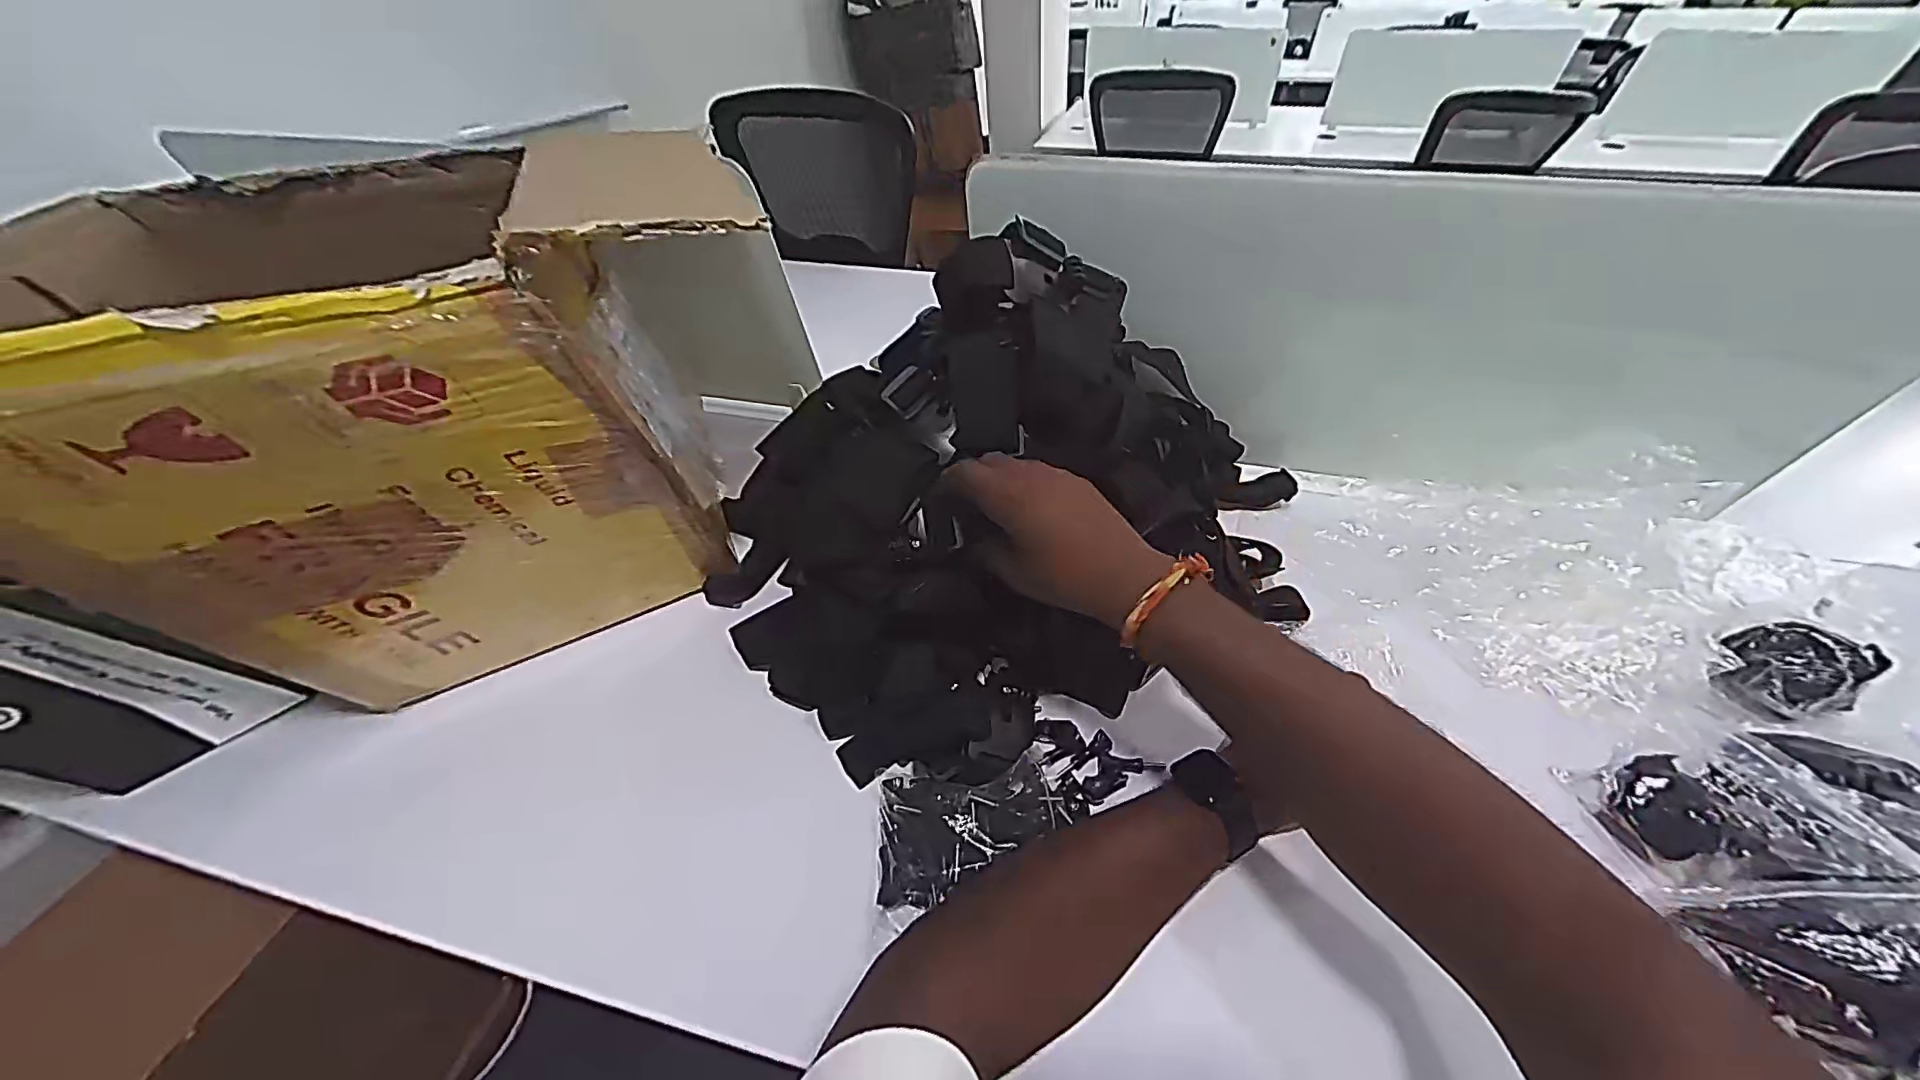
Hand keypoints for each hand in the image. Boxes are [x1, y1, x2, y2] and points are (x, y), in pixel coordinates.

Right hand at [942, 455, 1171, 629]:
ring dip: (998, 480)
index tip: (940, 499)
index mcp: (1008, 494)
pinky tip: (1028, 510)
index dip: (945, 484)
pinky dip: (1024, 484)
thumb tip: (973, 541)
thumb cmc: (1068, 576)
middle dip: (970, 478)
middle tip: (964, 505)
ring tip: (996, 509)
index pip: (962, 472)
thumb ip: (984, 550)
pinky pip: (1039, 472)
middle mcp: (1030, 475)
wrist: (1124, 575)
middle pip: (986, 461)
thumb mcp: (1013, 572)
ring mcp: (1056, 474)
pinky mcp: (1075, 481)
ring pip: (1014, 464)